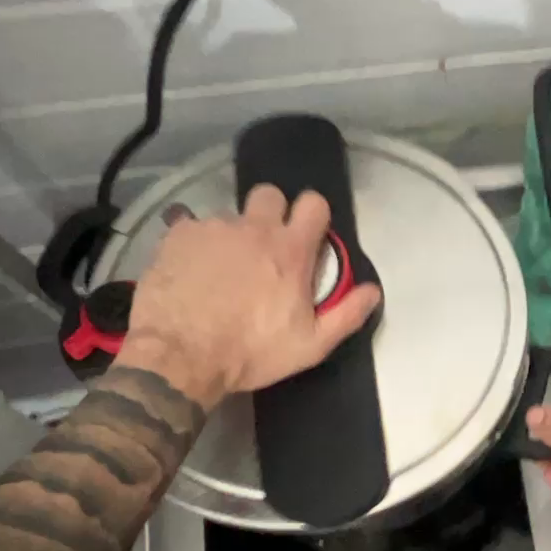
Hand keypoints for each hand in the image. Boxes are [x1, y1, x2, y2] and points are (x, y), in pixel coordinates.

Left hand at [115, 185, 381, 407]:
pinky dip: (200, 246)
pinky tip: (195, 274)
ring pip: (231, 216)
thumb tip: (372, 291)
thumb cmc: (252, 352)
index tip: (311, 237)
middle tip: (269, 248)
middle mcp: (253, 229)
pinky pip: (194, 228)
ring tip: (226, 272)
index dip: (315, 216)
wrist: (180, 356)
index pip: (314, 204)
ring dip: (235, 237)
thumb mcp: (311, 345)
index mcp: (291, 251)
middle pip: (270, 194)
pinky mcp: (177, 235)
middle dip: (274, 213)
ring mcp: (212, 228)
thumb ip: (347, 314)